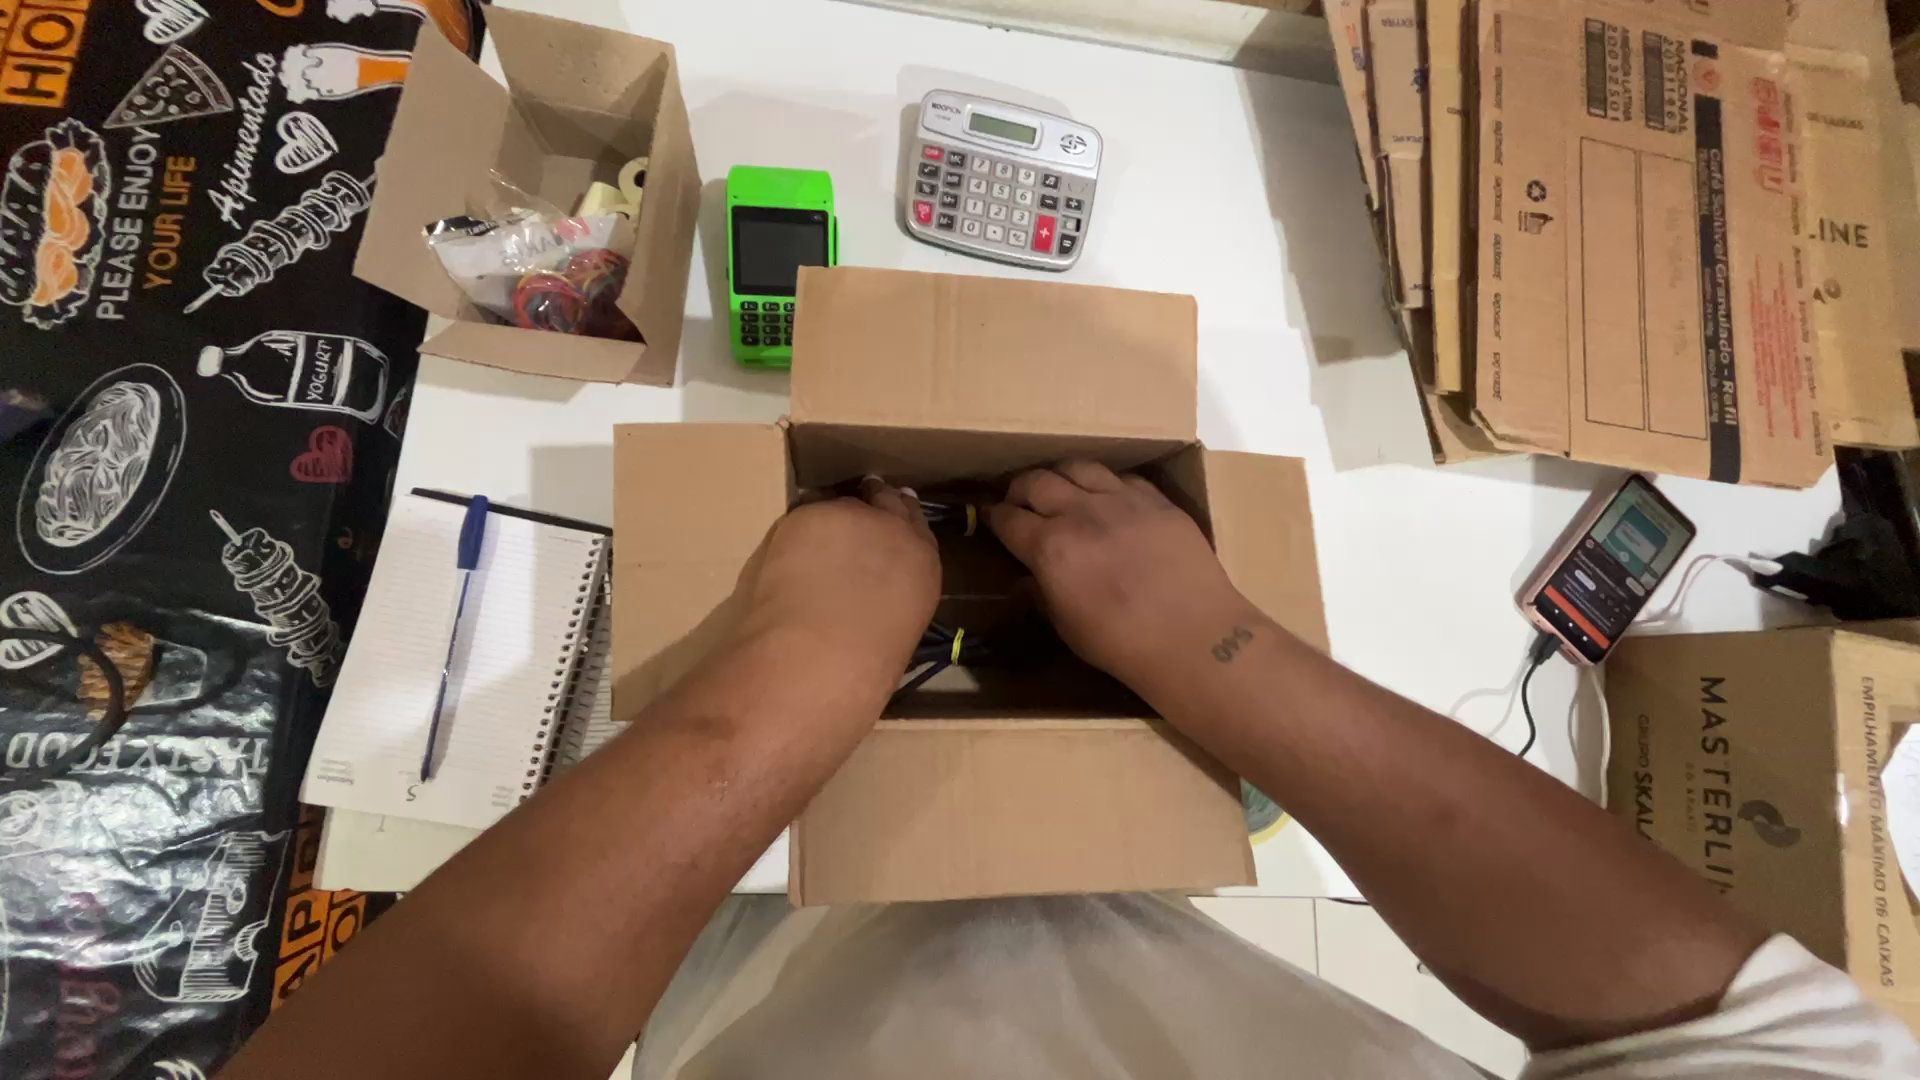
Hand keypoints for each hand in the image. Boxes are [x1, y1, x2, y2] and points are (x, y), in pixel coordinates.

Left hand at [744, 478, 939, 676]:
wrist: (820, 654)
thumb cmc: (864, 664)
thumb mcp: (898, 624)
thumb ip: (892, 593)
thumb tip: (871, 589)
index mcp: (924, 563)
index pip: (917, 524)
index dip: (902, 519)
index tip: (891, 516)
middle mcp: (896, 530)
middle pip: (886, 502)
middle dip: (873, 506)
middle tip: (855, 516)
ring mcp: (853, 517)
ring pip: (841, 510)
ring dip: (833, 524)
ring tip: (814, 550)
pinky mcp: (812, 515)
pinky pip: (806, 520)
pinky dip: (799, 536)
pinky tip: (788, 560)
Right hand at [989, 461, 1259, 695]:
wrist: (1194, 637)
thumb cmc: (1122, 643)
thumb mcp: (1067, 628)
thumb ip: (1041, 595)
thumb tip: (1026, 580)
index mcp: (1050, 548)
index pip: (1008, 518)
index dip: (993, 516)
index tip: (990, 517)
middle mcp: (1080, 513)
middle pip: (1036, 481)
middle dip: (1020, 488)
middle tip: (1020, 501)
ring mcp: (1121, 500)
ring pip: (1077, 467)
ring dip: (1060, 476)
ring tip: (1060, 489)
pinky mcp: (1156, 499)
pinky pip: (1121, 477)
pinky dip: (1105, 484)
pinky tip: (1108, 499)